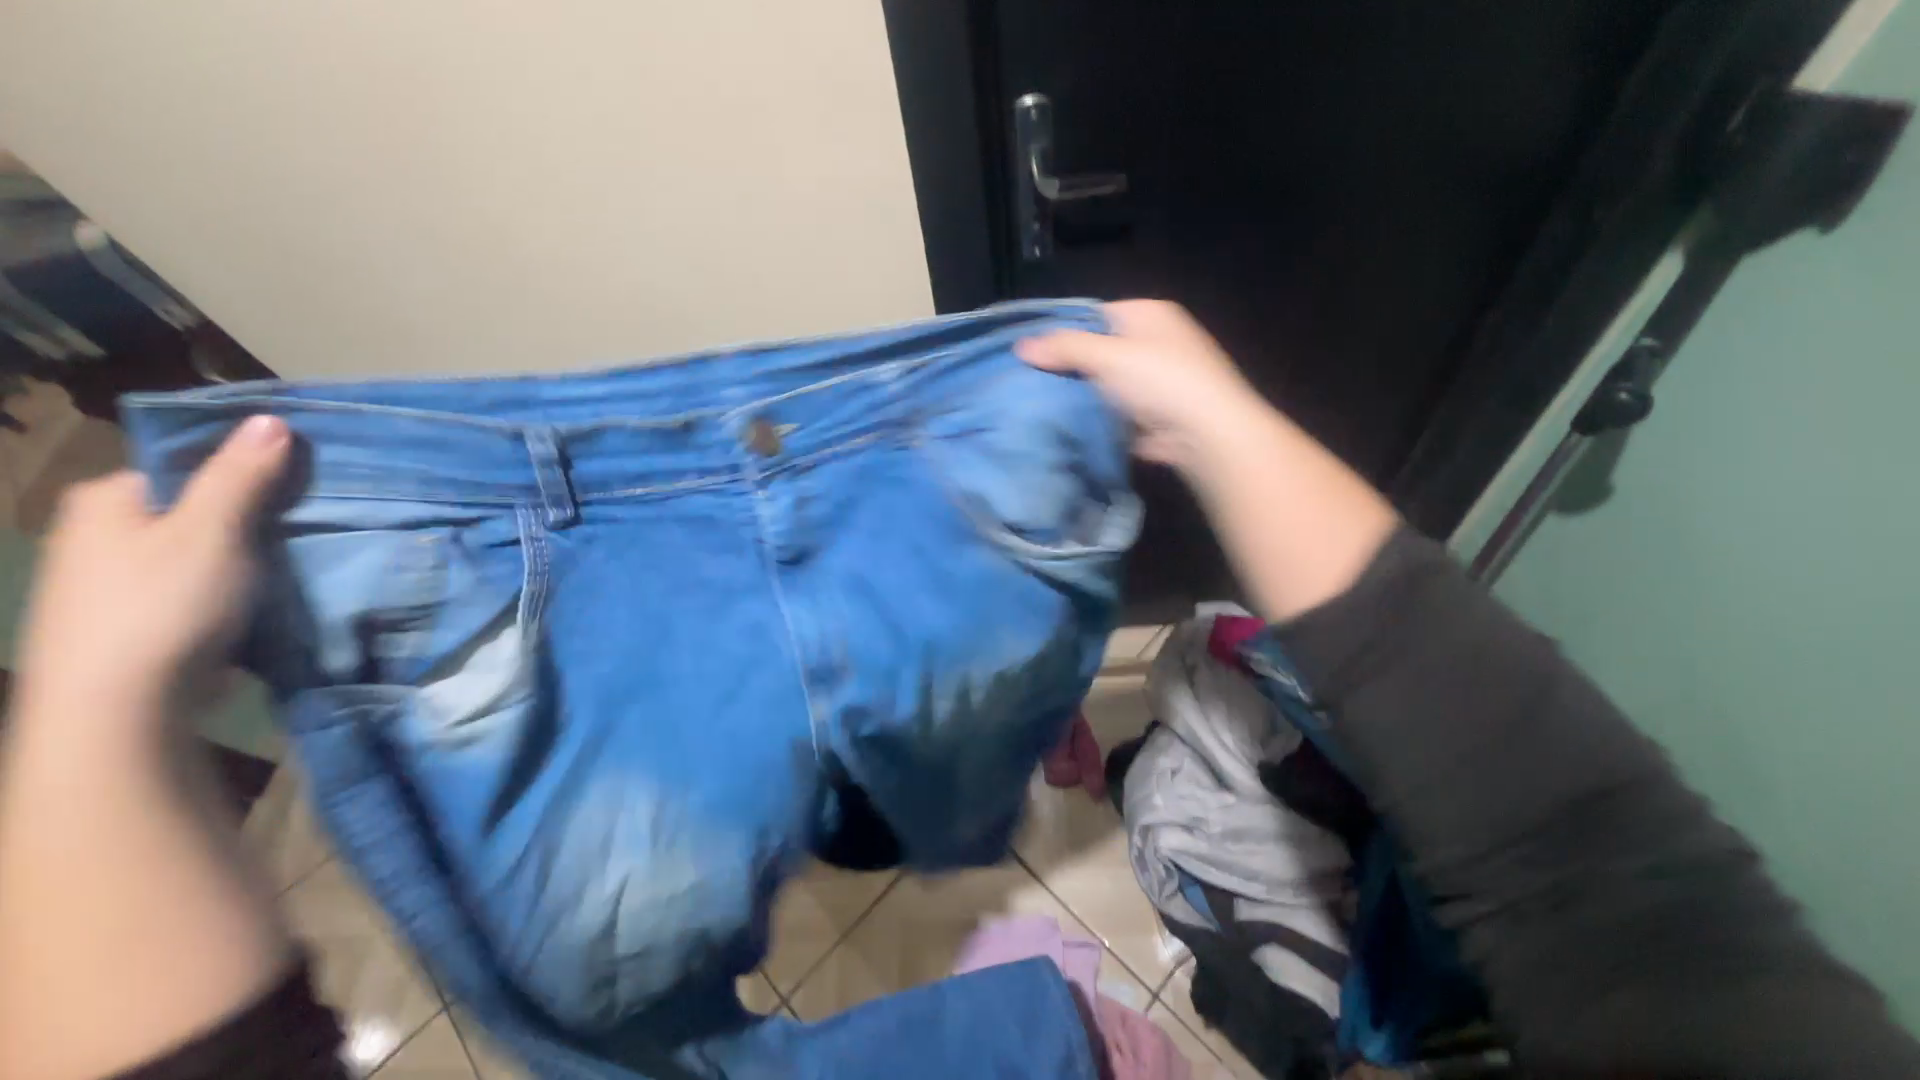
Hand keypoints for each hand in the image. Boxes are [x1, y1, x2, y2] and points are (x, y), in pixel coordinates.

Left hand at [11, 415, 291, 734]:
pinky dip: (231, 590)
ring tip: (297, 560)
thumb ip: (239, 475)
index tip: (300, 478)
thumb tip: (270, 417)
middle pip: (194, 506)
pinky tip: (264, 599)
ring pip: (199, 550)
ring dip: (245, 555)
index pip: (185, 461)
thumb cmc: (159, 607)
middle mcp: (98, 532)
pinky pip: (196, 588)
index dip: (245, 464)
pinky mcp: (133, 622)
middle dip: (250, 513)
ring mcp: (112, 581)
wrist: (116, 711)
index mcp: (106, 498)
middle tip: (308, 520)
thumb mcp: (210, 531)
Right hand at [1015, 300, 1271, 470]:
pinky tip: (1067, 428)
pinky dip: (1096, 419)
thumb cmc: (1161, 380)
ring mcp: (1156, 381)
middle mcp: (1155, 341)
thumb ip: (1064, 347)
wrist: (1208, 434)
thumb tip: (1021, 346)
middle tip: (1028, 381)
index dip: (1061, 330)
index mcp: (1149, 313)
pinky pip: (1115, 412)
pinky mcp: (1153, 415)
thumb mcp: (1108, 355)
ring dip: (1080, 396)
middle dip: (1068, 366)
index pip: (1094, 313)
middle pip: (1098, 349)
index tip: (1029, 352)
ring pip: (1104, 384)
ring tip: (1039, 405)